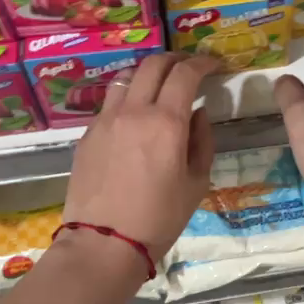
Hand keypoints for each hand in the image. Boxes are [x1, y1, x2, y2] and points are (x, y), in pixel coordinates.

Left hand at [63, 54, 216, 259]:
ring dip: (149, 74)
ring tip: (160, 87)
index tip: (214, 65)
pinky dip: (129, 97)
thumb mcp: (196, 182)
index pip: (186, 73)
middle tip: (190, 68)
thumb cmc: (159, 218)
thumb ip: (202, 141)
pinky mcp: (88, 133)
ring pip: (128, 77)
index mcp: (166, 122)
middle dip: (176, 59)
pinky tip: (135, 117)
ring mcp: (106, 119)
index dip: (203, 62)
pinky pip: (111, 102)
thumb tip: (198, 113)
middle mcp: (134, 111)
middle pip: (154, 64)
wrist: (104, 244)